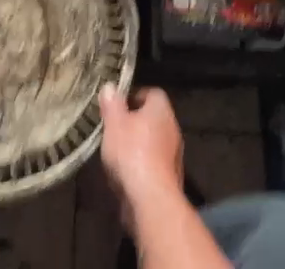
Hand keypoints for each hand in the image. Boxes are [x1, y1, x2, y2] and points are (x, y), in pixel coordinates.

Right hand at [98, 84, 183, 226]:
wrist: (151, 198)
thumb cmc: (132, 152)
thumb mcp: (114, 122)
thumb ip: (112, 103)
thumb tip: (110, 87)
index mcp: (162, 110)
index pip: (152, 93)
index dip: (134, 96)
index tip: (117, 106)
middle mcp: (172, 128)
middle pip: (152, 118)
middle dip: (133, 122)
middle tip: (113, 128)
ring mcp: (174, 155)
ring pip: (153, 142)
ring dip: (137, 145)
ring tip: (115, 152)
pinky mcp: (170, 177)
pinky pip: (153, 163)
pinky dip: (141, 165)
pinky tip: (125, 173)